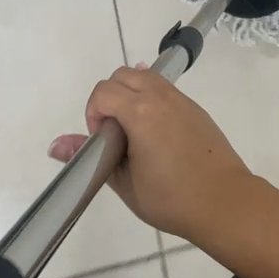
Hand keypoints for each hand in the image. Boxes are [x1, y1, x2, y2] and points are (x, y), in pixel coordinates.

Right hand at [48, 65, 255, 242]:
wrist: (224, 202)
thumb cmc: (171, 198)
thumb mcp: (124, 182)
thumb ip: (89, 157)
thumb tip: (53, 145)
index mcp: (140, 112)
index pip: (103, 91)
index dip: (94, 114)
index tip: (103, 142)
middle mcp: (160, 96)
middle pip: (122, 75)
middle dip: (109, 98)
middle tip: (113, 133)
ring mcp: (180, 98)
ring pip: (144, 76)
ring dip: (130, 94)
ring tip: (132, 129)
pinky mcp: (194, 107)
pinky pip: (164, 87)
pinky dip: (150, 96)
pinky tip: (152, 126)